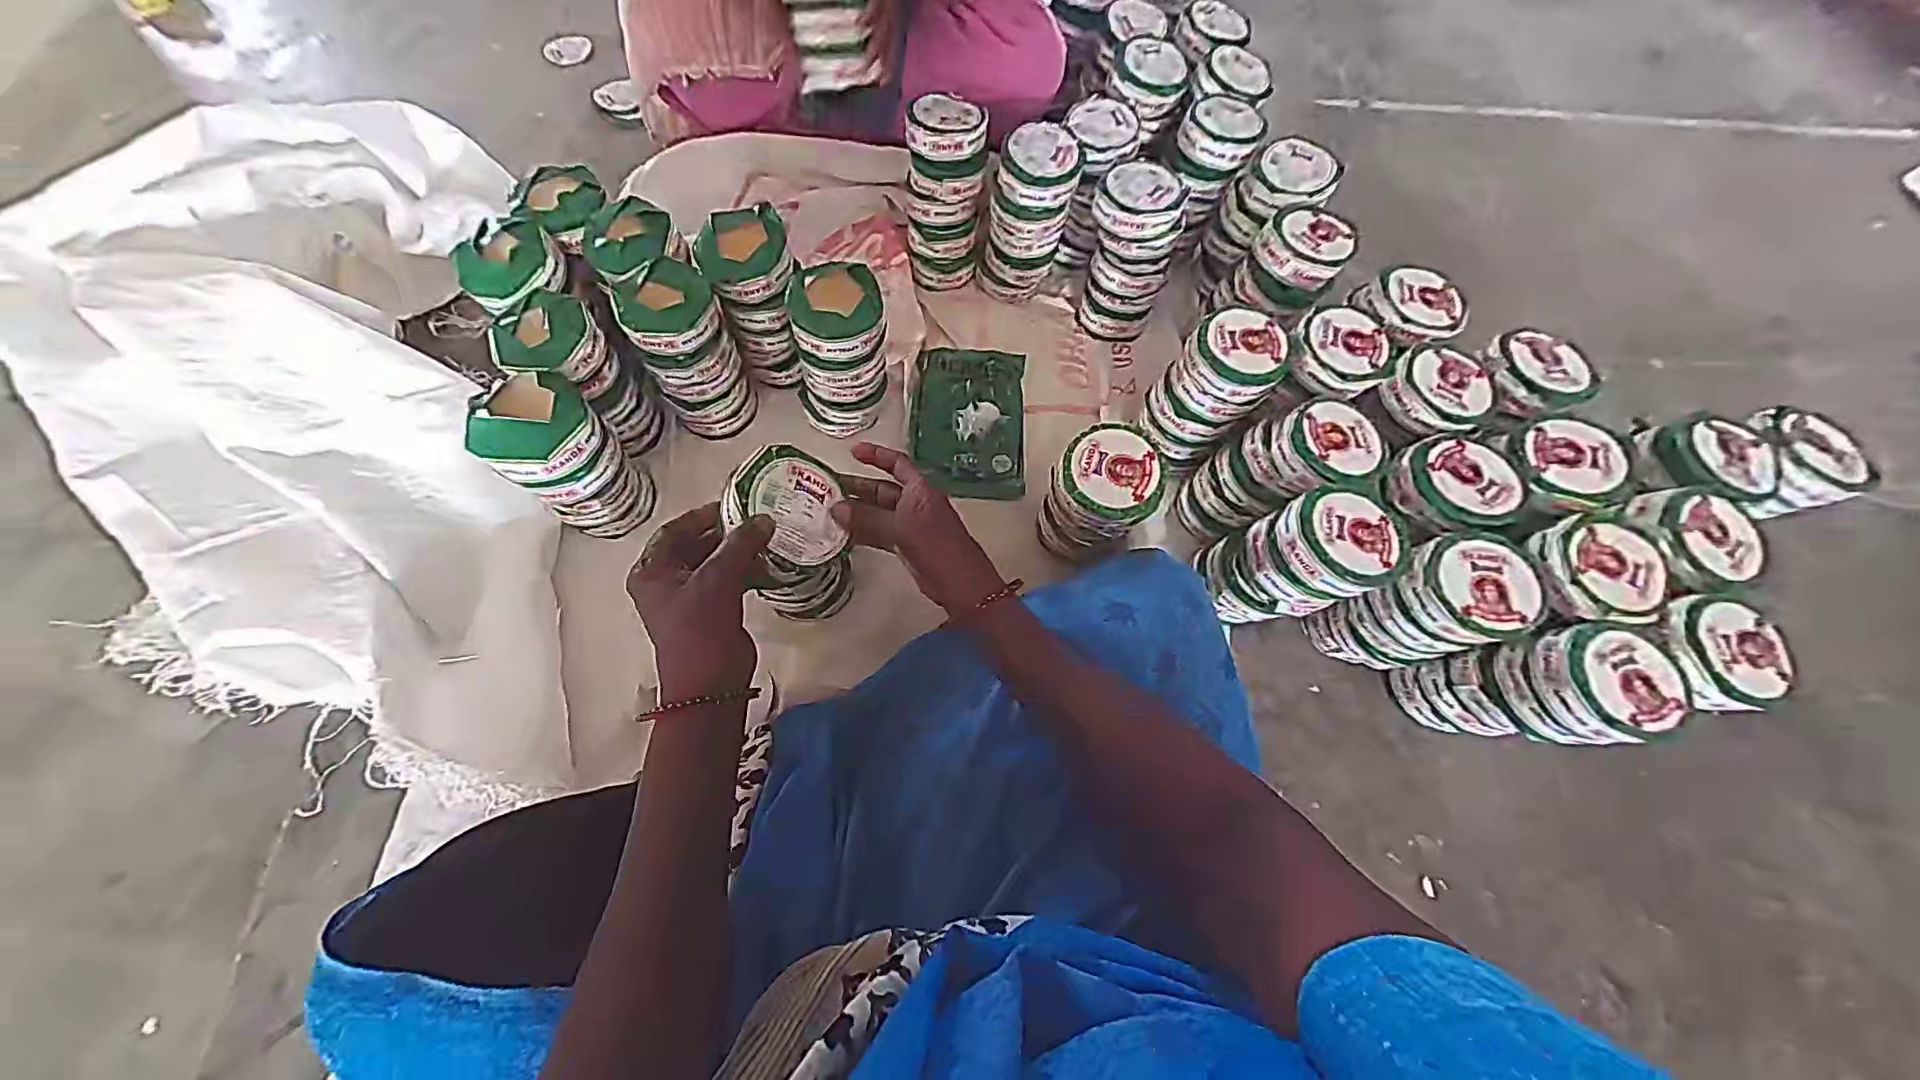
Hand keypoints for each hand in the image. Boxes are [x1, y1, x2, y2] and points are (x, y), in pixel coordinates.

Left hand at [626, 503, 773, 697]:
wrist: (711, 684)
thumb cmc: (701, 630)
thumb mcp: (718, 580)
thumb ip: (740, 545)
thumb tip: (763, 519)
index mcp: (652, 572)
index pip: (674, 530)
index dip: (702, 515)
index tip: (732, 503)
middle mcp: (666, 582)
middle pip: (695, 545)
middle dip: (725, 533)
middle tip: (756, 519)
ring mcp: (689, 599)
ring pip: (714, 563)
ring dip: (738, 551)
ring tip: (766, 539)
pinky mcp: (711, 612)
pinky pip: (727, 581)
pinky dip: (745, 570)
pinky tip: (766, 565)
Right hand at [833, 442, 1004, 614]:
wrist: (958, 580)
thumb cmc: (938, 545)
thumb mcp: (900, 527)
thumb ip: (868, 519)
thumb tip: (838, 510)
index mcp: (921, 489)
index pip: (897, 464)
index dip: (876, 455)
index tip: (854, 452)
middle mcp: (918, 503)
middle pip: (885, 489)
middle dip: (859, 486)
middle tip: (832, 486)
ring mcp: (913, 525)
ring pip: (881, 512)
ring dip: (858, 511)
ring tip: (832, 509)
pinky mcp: (909, 545)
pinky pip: (882, 532)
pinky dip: (865, 531)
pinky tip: (846, 533)